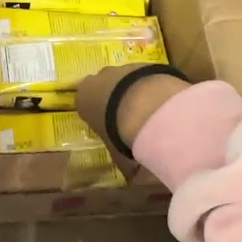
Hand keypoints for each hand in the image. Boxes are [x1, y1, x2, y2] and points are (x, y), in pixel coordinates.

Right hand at [76, 66, 190, 163]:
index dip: (98, 116)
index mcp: (82, 99)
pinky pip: (142, 76)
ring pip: (124, 80)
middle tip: (128, 119)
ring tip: (149, 110)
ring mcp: (119, 68)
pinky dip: (148, 86)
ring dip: (133, 92)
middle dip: (115, 101)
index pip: (85, 105)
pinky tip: (159, 100)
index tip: (110, 127)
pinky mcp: (140, 63)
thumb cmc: (118, 130)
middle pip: (104, 89)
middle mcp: (96, 79)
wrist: (143, 102)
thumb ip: (122, 161)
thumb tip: (132, 178)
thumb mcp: (117, 152)